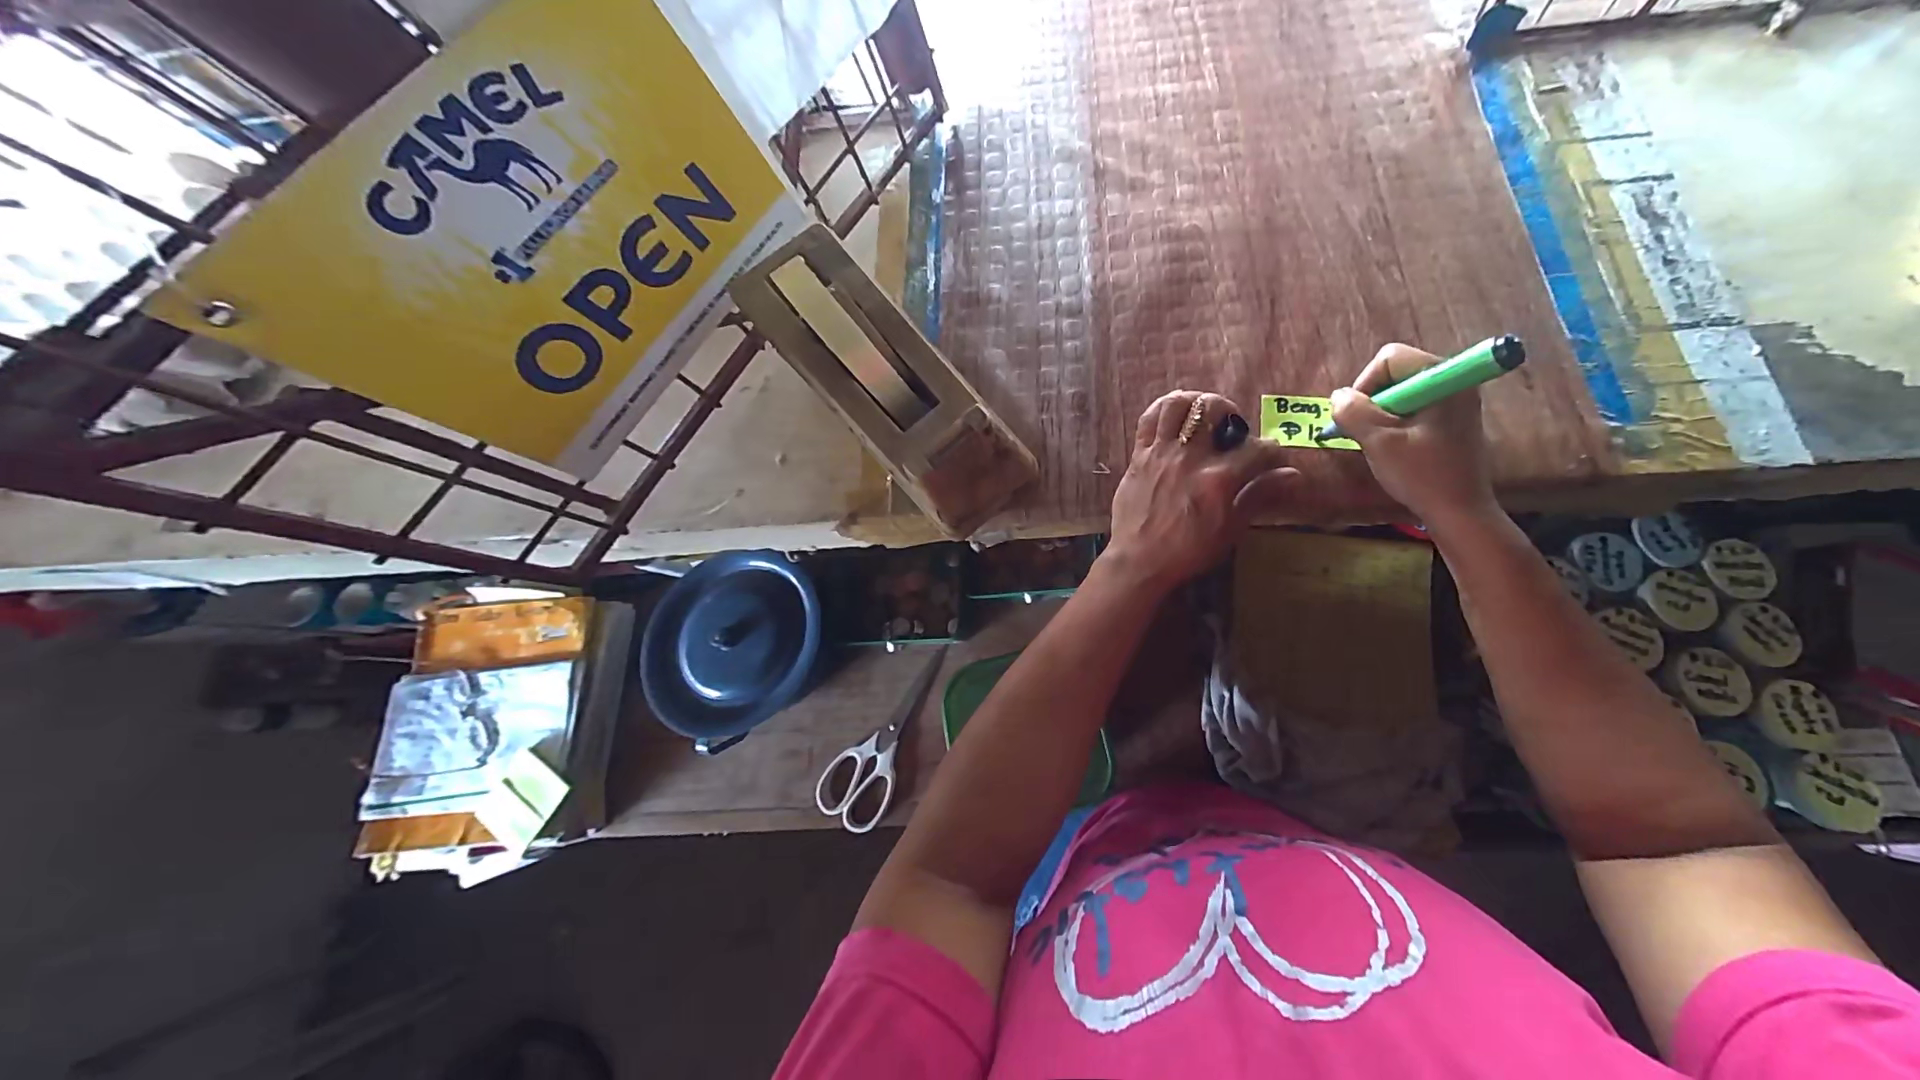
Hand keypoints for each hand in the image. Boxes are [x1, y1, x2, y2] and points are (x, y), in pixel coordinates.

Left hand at [1102, 390, 1298, 593]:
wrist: (1140, 561)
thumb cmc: (1188, 551)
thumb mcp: (1231, 529)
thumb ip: (1259, 495)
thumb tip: (1293, 474)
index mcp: (1219, 479)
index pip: (1258, 448)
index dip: (1272, 451)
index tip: (1270, 459)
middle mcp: (1190, 458)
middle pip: (1212, 409)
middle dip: (1229, 411)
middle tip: (1230, 427)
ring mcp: (1161, 454)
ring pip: (1176, 405)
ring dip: (1194, 402)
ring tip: (1202, 414)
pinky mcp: (1139, 457)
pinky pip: (1148, 420)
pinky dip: (1162, 410)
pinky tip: (1173, 416)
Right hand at [1330, 343, 1498, 527]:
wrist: (1459, 510)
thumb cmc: (1421, 474)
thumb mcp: (1379, 442)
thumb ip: (1354, 413)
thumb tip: (1337, 396)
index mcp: (1442, 379)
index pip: (1390, 359)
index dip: (1365, 385)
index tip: (1358, 419)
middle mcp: (1453, 380)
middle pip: (1394, 371)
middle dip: (1371, 400)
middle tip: (1366, 432)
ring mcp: (1454, 399)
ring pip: (1399, 390)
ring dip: (1380, 413)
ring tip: (1378, 441)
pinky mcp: (1451, 416)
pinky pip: (1411, 405)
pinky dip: (1393, 420)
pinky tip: (1392, 444)